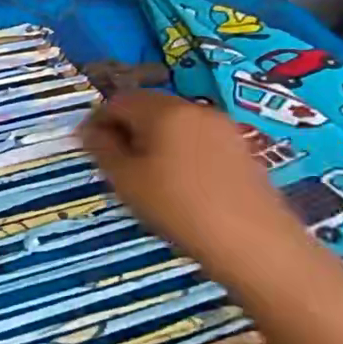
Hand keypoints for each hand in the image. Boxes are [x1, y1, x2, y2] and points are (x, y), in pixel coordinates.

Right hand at [78, 91, 305, 264]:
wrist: (253, 242)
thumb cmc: (177, 206)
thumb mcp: (126, 179)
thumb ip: (102, 148)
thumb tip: (91, 130)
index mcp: (163, 110)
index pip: (118, 101)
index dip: (98, 120)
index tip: (88, 145)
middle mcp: (194, 108)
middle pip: (148, 106)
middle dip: (126, 127)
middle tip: (114, 160)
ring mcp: (222, 127)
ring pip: (174, 122)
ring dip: (153, 138)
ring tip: (146, 173)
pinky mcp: (241, 148)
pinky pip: (197, 137)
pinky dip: (179, 149)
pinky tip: (178, 180)